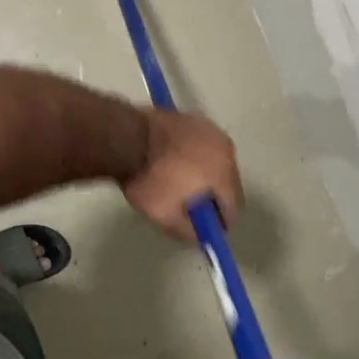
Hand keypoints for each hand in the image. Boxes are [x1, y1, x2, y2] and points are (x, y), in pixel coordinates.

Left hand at [122, 110, 242, 244]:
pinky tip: (180, 165)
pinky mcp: (195, 119)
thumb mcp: (165, 216)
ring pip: (218, 162)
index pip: (233, 206)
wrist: (125, 137)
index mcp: (224, 174)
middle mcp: (225, 150)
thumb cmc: (149, 179)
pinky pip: (204, 146)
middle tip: (197, 210)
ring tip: (187, 187)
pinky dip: (198, 158)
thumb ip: (188, 232)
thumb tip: (201, 239)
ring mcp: (211, 130)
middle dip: (216, 198)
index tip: (210, 231)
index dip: (222, 222)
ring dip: (208, 176)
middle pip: (229, 182)